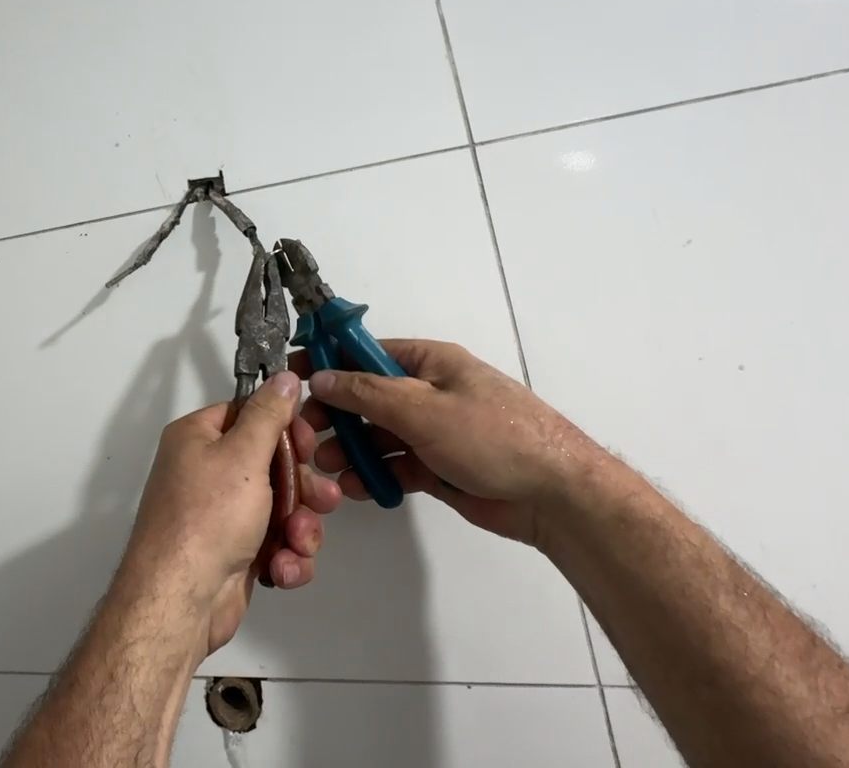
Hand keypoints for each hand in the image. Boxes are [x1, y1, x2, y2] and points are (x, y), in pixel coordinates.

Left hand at [117, 371, 342, 654]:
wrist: (182, 598)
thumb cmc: (207, 517)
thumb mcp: (242, 456)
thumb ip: (268, 415)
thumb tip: (283, 376)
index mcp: (197, 437)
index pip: (249, 415)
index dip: (283, 429)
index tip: (308, 446)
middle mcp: (205, 470)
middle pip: (272, 464)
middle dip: (301, 488)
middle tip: (321, 501)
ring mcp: (220, 514)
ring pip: (281, 507)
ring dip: (299, 527)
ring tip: (297, 543)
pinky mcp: (235, 551)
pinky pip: (275, 543)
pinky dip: (285, 556)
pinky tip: (282, 569)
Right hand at [298, 339, 609, 547]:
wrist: (557, 498)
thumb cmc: (491, 436)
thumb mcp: (421, 408)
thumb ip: (365, 393)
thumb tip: (319, 377)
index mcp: (427, 362)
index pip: (363, 351)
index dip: (326, 360)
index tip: (291, 376)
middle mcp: (426, 391)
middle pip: (364, 396)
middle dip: (333, 414)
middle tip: (303, 433)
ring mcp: (432, 430)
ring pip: (376, 433)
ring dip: (350, 448)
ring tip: (326, 468)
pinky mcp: (437, 466)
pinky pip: (394, 464)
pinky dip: (374, 474)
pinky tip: (355, 488)